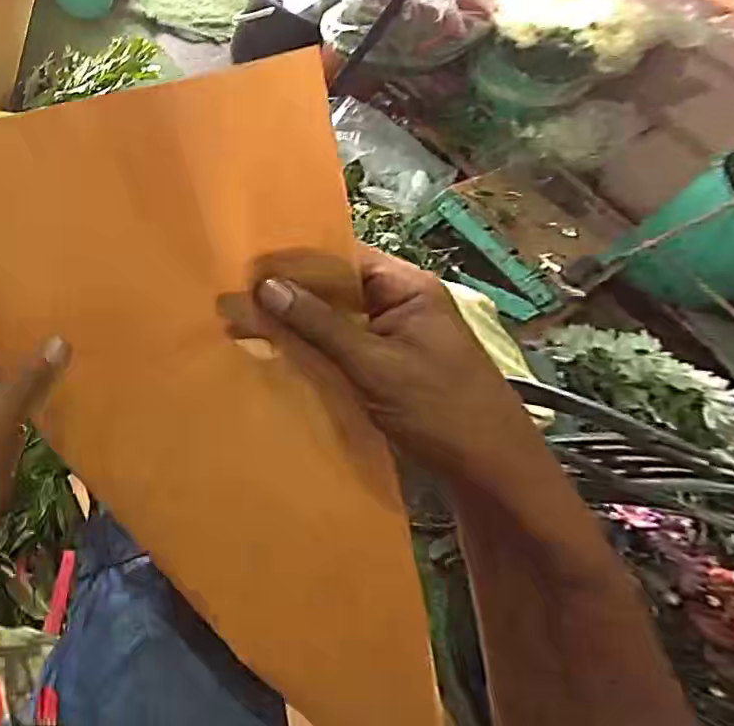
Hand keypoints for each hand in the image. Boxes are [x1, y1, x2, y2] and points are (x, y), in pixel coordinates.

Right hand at [219, 246, 548, 495]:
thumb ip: (318, 324)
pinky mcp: (384, 362)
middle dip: (288, 291)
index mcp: (406, 287)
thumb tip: (265, 285)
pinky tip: (275, 349)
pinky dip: (310, 344)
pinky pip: (339, 342)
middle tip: (237, 295)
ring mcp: (391, 333)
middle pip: (333, 284)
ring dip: (295, 320)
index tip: (249, 267)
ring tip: (244, 321)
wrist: (496, 478)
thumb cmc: (442, 411)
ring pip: (333, 315)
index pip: (341, 255)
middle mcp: (398, 302)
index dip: (295, 259)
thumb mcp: (374, 365)